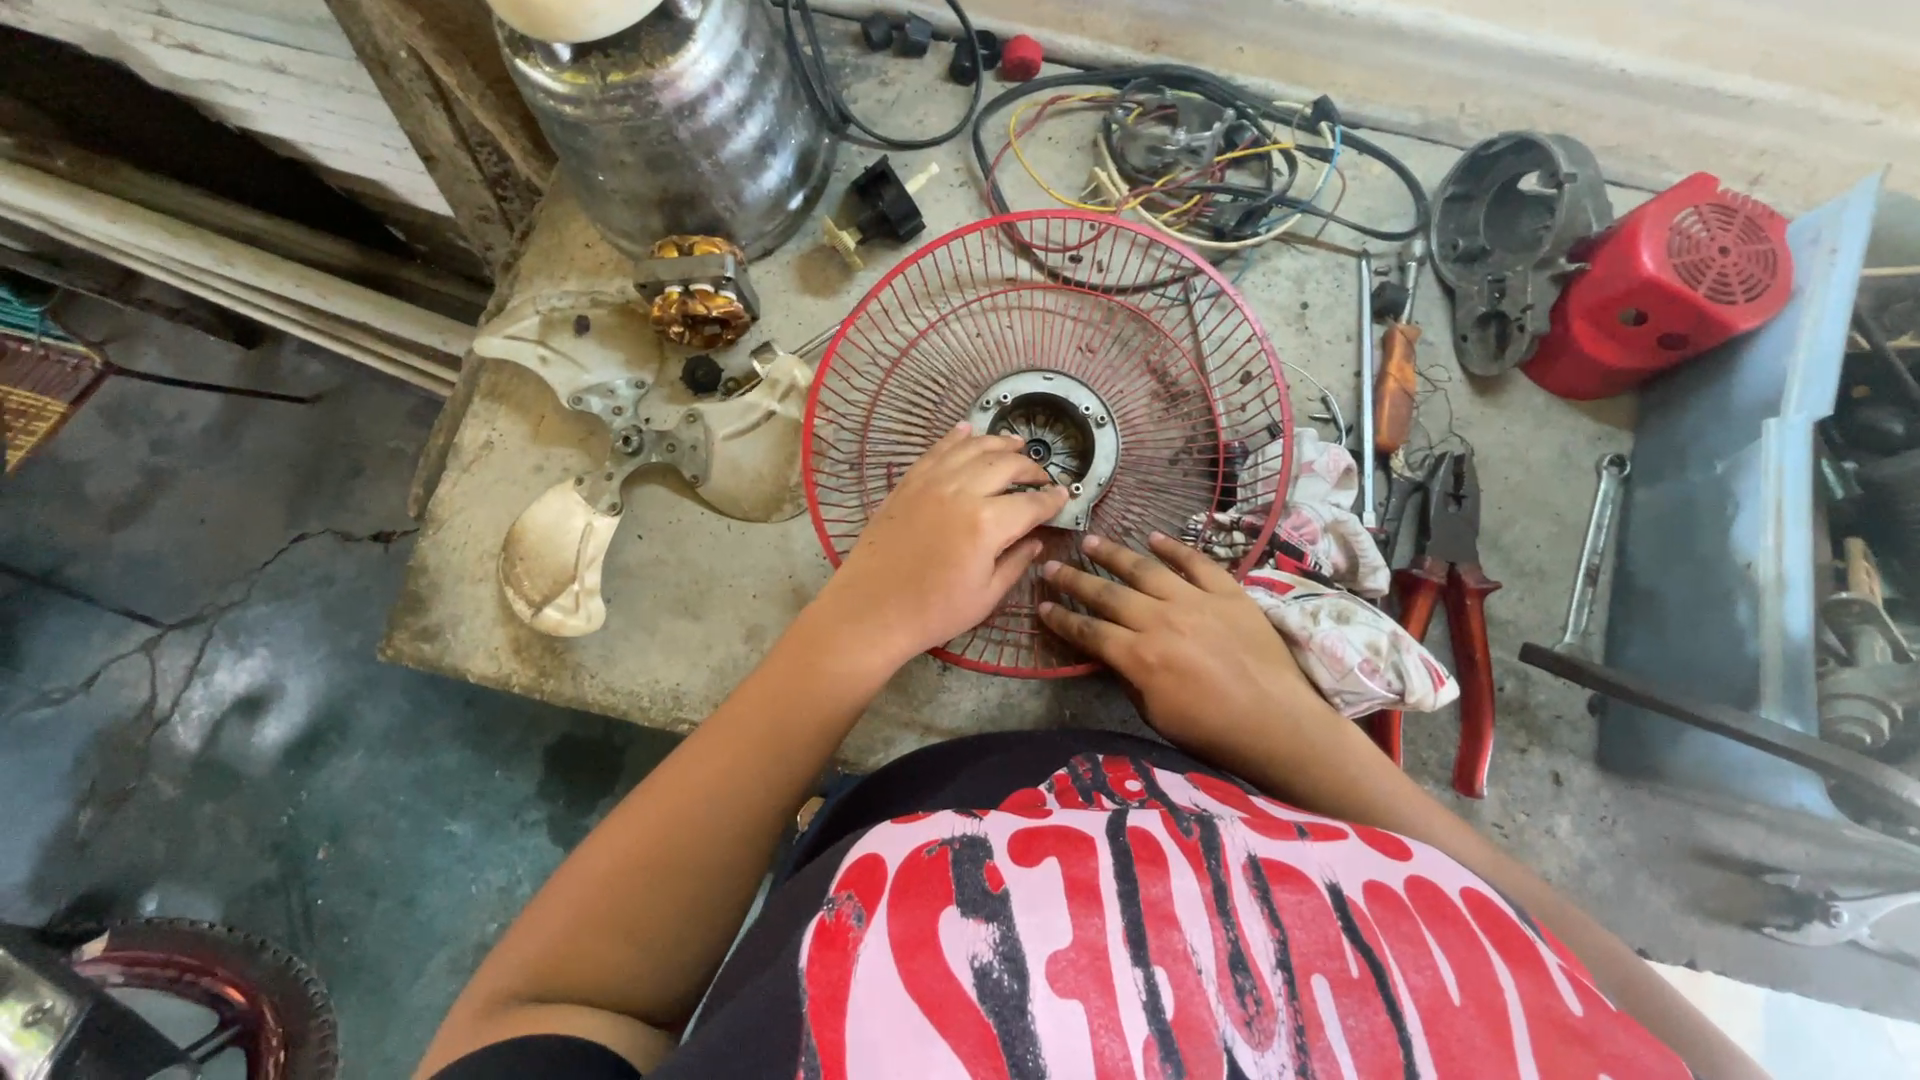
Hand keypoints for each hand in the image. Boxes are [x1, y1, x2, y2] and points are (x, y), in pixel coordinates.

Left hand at [811, 424, 1068, 665]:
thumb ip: (1016, 562)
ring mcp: (931, 483)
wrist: (870, 610)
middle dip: (1030, 468)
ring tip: (1016, 443)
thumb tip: (1036, 542)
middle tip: (1042, 477)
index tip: (1064, 497)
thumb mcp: (986, 596)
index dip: (1052, 500)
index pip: (1031, 504)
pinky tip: (968, 429)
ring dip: (998, 443)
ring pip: (972, 448)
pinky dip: (955, 438)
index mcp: (987, 524)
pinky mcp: (908, 484)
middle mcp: (961, 492)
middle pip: (1006, 465)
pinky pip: (936, 451)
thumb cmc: (932, 612)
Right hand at [1038, 532, 1337, 771]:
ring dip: (1113, 553)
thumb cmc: (1212, 730)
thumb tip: (1110, 654)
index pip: (1089, 631)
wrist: (1277, 722)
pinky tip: (1154, 537)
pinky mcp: (1228, 594)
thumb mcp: (1155, 713)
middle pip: (1107, 594)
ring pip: (1145, 569)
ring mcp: (1196, 601)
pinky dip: (1174, 548)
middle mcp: (1160, 620)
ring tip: (1090, 540)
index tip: (1041, 606)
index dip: (1062, 619)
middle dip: (1074, 580)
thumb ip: (1129, 678)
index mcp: (1139, 656)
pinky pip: (1197, 562)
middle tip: (1051, 566)